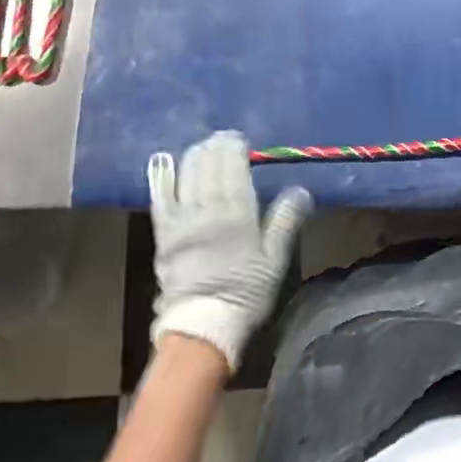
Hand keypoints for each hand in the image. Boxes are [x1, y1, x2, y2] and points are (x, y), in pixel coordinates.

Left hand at [146, 131, 310, 370]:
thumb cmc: (245, 293)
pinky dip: (161, 175)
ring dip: (194, 156)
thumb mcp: (274, 261)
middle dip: (215, 148)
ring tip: (201, 147)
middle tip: (220, 140)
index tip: (237, 139)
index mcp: (238, 214)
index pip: (234, 169)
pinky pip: (160, 196)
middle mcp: (208, 208)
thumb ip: (285, 222)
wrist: (203, 322)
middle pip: (210, 167)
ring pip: (187, 175)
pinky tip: (162, 159)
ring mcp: (182, 217)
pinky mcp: (163, 230)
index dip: (234, 149)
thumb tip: (300, 190)